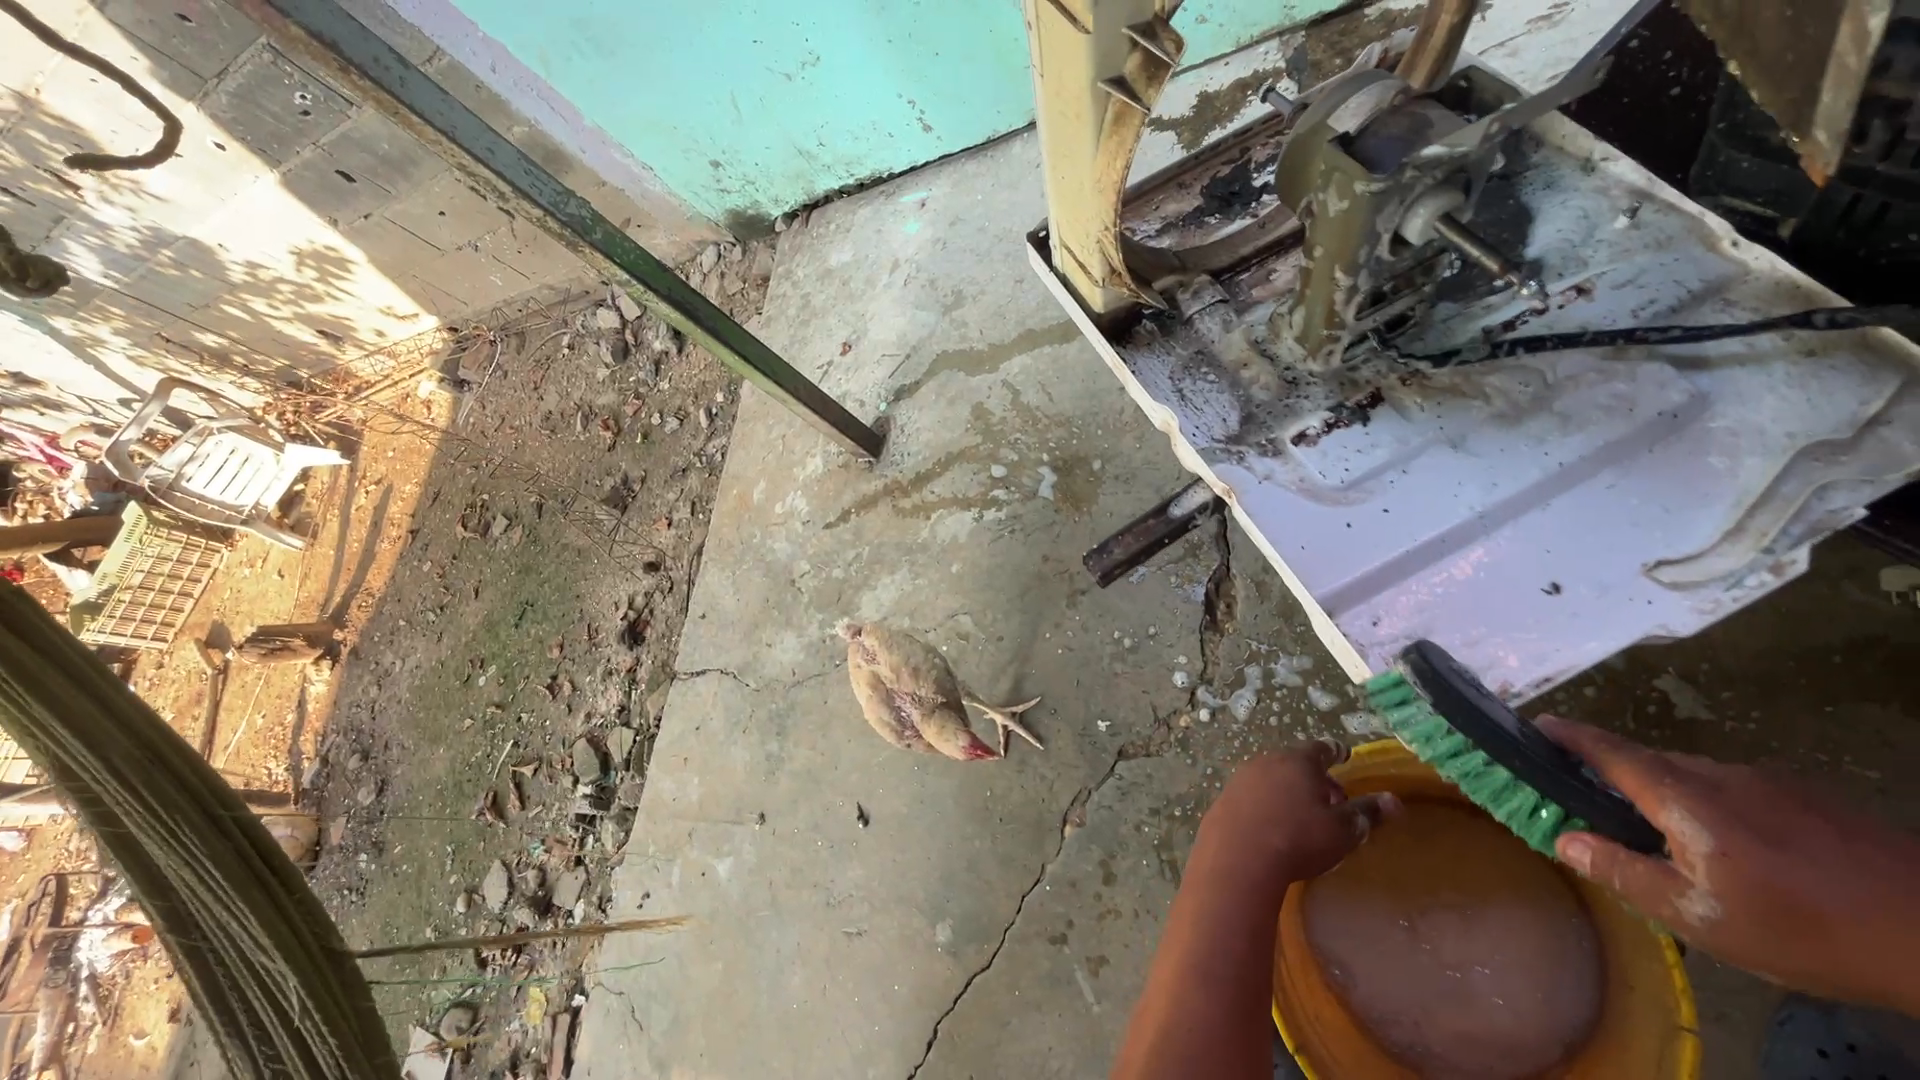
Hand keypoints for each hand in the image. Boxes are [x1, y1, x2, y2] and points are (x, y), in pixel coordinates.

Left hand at [1198, 739, 1400, 884]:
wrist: (1237, 856)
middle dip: (1314, 777)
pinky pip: (1253, 794)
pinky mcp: (1225, 798)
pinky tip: (1272, 824)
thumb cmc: (1298, 839)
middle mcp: (1268, 761)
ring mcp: (1242, 778)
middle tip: (1330, 798)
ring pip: (1273, 777)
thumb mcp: (1342, 830)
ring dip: (1289, 789)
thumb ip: (1367, 813)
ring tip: (1302, 814)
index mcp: (1299, 761)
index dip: (1335, 752)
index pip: (1322, 749)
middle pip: (1295, 763)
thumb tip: (1394, 801)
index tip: (1343, 754)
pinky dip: (1267, 802)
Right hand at [1540, 716, 1919, 1012]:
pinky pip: (1736, 789)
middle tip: (1590, 801)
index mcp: (1686, 799)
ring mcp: (1772, 783)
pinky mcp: (1811, 798)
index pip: (1611, 752)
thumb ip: (1625, 872)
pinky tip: (1733, 849)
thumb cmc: (1803, 929)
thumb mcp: (1700, 917)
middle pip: (1651, 762)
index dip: (1570, 736)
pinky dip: (1709, 805)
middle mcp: (1722, 775)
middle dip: (1613, 772)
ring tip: (1662, 836)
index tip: (1535, 725)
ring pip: (1695, 777)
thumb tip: (1566, 839)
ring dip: (1665, 793)